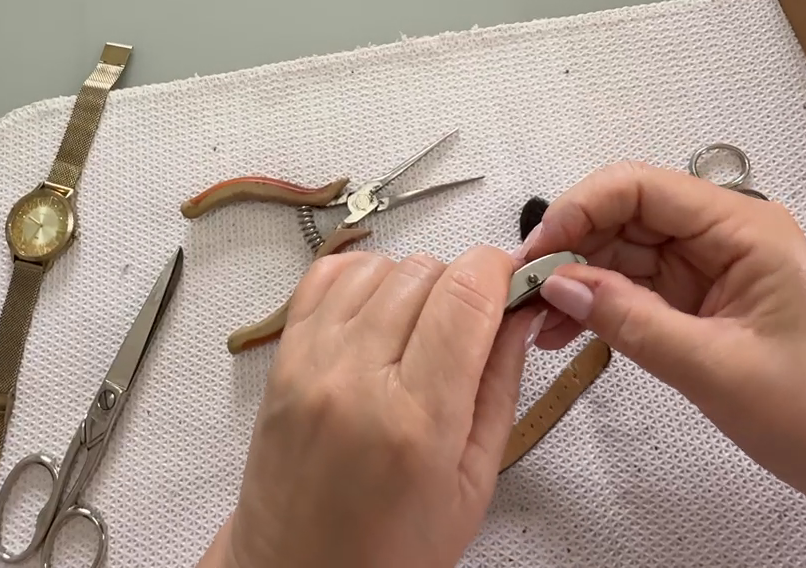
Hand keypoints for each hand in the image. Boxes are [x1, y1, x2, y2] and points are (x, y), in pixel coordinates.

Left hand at [202, 246, 541, 567]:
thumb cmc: (393, 547)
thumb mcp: (473, 483)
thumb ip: (501, 385)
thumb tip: (520, 309)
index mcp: (416, 419)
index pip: (464, 296)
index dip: (498, 271)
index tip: (510, 281)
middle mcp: (357, 375)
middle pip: (424, 271)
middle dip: (459, 284)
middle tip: (465, 325)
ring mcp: (312, 358)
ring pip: (379, 266)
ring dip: (411, 282)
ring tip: (417, 327)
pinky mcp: (284, 351)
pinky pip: (328, 273)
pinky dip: (363, 276)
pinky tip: (377, 311)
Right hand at [515, 162, 805, 522]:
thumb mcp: (716, 369)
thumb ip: (631, 321)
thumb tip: (556, 284)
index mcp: (742, 227)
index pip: (642, 187)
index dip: (581, 208)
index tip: (539, 251)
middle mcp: (719, 232)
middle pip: (624, 213)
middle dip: (571, 246)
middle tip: (527, 288)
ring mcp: (704, 262)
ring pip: (619, 248)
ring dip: (576, 279)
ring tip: (537, 318)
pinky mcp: (693, 294)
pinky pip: (630, 283)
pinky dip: (595, 303)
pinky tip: (564, 328)